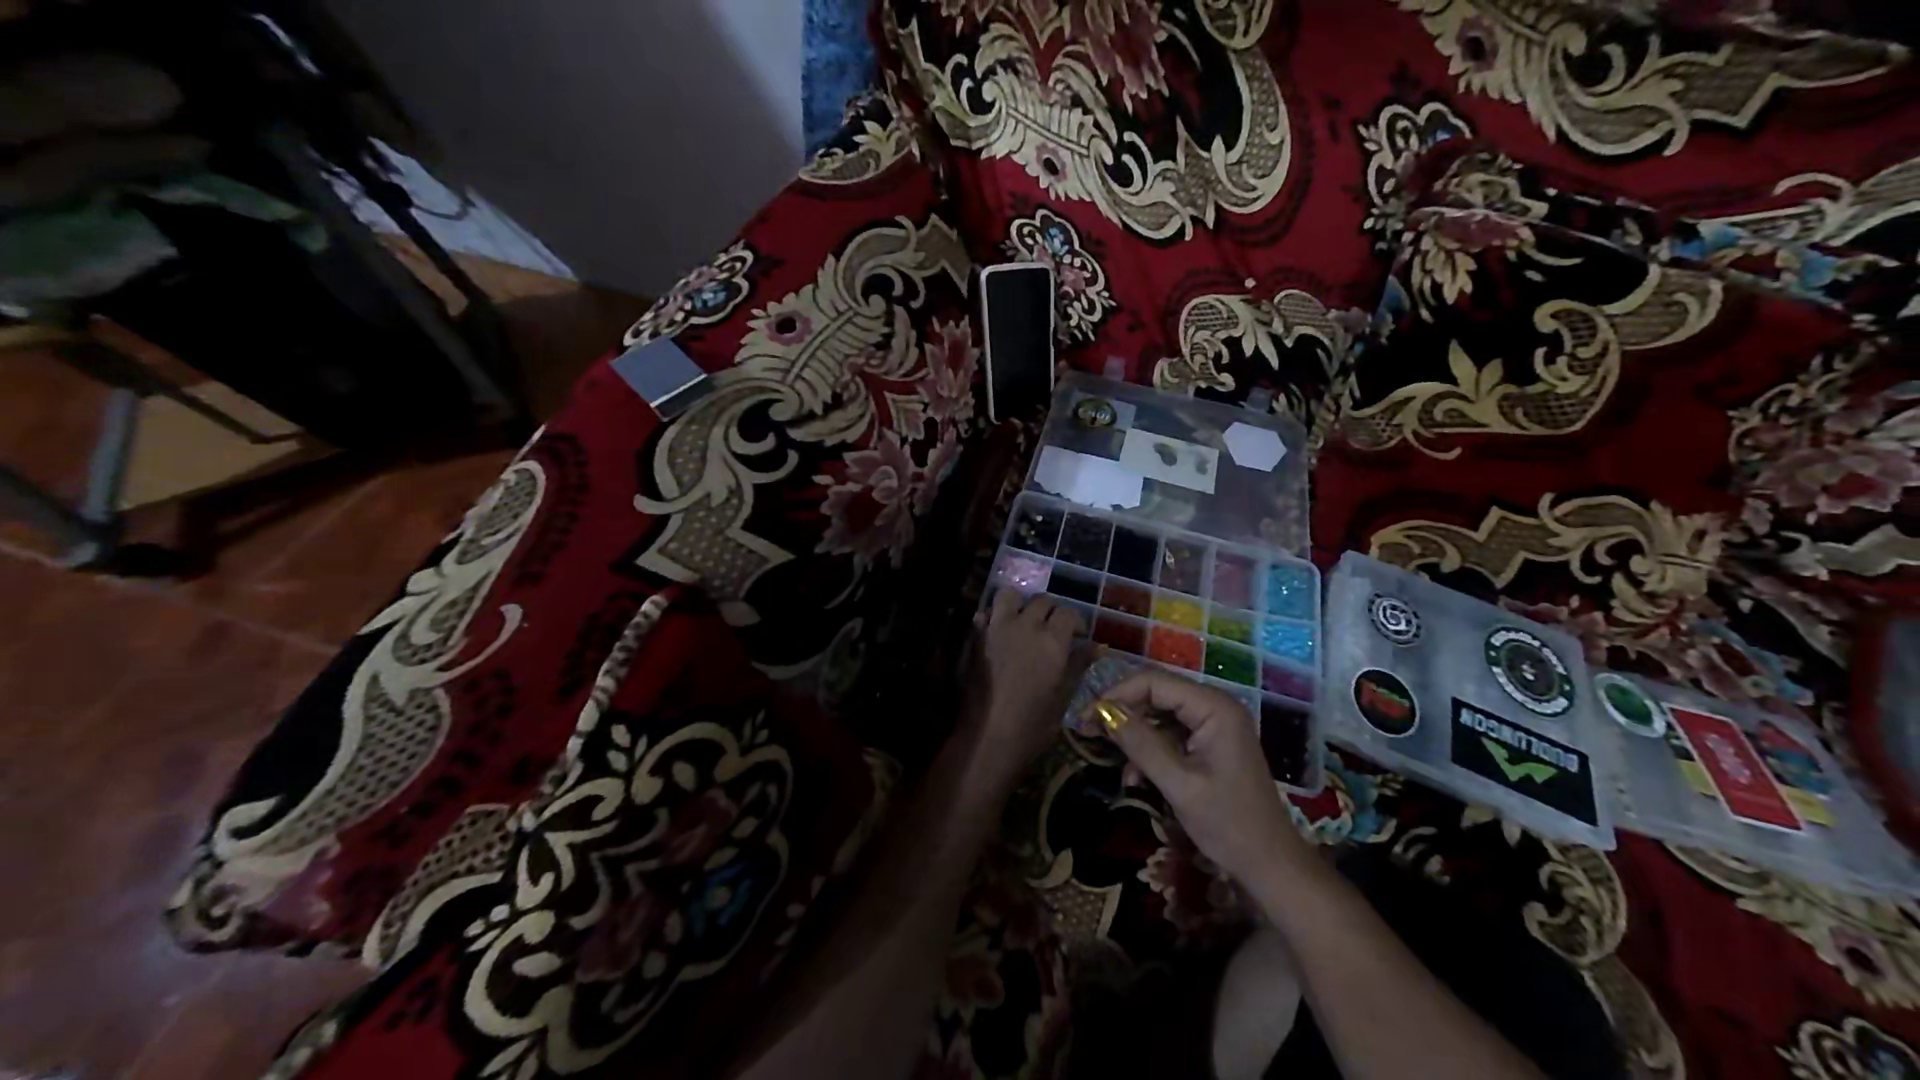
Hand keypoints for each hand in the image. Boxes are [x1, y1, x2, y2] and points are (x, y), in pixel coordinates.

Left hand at [970, 589, 1085, 777]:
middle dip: (1051, 611)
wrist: (986, 738)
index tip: (1077, 635)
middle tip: (1053, 629)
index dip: (1076, 622)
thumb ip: (1078, 664)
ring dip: (1020, 604)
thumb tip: (1097, 646)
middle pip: (1042, 600)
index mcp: (1052, 641)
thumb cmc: (1032, 725)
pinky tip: (999, 633)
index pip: (1068, 612)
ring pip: (1009, 596)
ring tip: (1024, 621)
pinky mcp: (974, 637)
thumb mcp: (1063, 696)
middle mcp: (1025, 626)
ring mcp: (996, 628)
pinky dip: (994, 617)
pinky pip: (985, 614)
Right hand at [1096, 671, 1310, 884]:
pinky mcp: (1210, 743)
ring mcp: (1214, 724)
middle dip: (1122, 712)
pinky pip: (1171, 733)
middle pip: (1156, 693)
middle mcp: (1215, 706)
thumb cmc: (1228, 823)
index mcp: (1214, 708)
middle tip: (1088, 732)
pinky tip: (1137, 777)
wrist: (1270, 863)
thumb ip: (1141, 744)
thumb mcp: (1178, 784)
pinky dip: (1150, 750)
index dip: (1117, 695)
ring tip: (1114, 762)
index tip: (1087, 718)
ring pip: (1160, 713)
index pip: (1154, 682)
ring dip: (1134, 735)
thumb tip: (1102, 713)